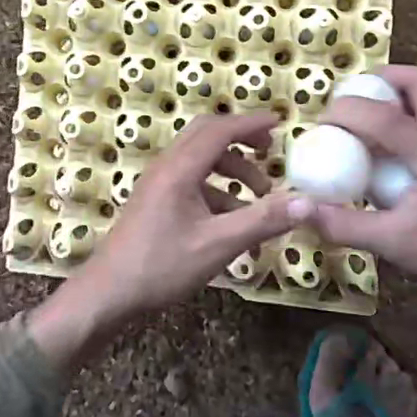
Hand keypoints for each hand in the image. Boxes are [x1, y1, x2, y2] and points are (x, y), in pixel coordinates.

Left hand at [30, 111, 313, 366]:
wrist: (109, 292)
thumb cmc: (162, 265)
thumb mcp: (219, 244)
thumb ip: (262, 220)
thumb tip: (306, 202)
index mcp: (179, 169)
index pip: (219, 130)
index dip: (251, 124)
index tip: (280, 124)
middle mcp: (166, 167)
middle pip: (206, 137)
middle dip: (241, 142)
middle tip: (269, 154)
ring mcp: (158, 184)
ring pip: (200, 162)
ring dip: (231, 172)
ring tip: (260, 199)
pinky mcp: (155, 201)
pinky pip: (190, 183)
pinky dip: (216, 192)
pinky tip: (233, 222)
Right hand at [310, 66, 416, 304]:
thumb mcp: (395, 244)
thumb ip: (344, 225)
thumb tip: (299, 209)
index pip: (385, 116)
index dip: (347, 112)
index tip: (321, 123)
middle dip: (382, 79)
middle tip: (351, 96)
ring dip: (399, 95)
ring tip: (368, 117)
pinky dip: (412, 115)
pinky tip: (394, 149)